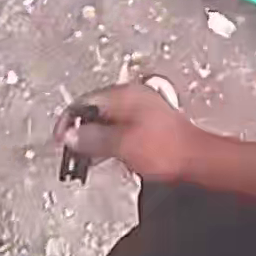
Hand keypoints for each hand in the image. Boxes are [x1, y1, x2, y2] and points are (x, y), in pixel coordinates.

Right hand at [55, 81, 210, 182]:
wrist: (196, 160)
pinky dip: (107, 141)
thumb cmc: (165, 149)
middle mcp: (132, 97)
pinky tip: (103, 156)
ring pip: (106, 120)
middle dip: (80, 128)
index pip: (86, 100)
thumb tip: (70, 135)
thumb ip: (93, 138)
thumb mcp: (122, 144)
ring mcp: (141, 110)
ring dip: (93, 137)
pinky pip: (118, 128)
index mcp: (125, 95)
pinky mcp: (147, 124)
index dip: (69, 119)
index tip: (60, 139)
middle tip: (69, 150)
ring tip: (83, 157)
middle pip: (96, 108)